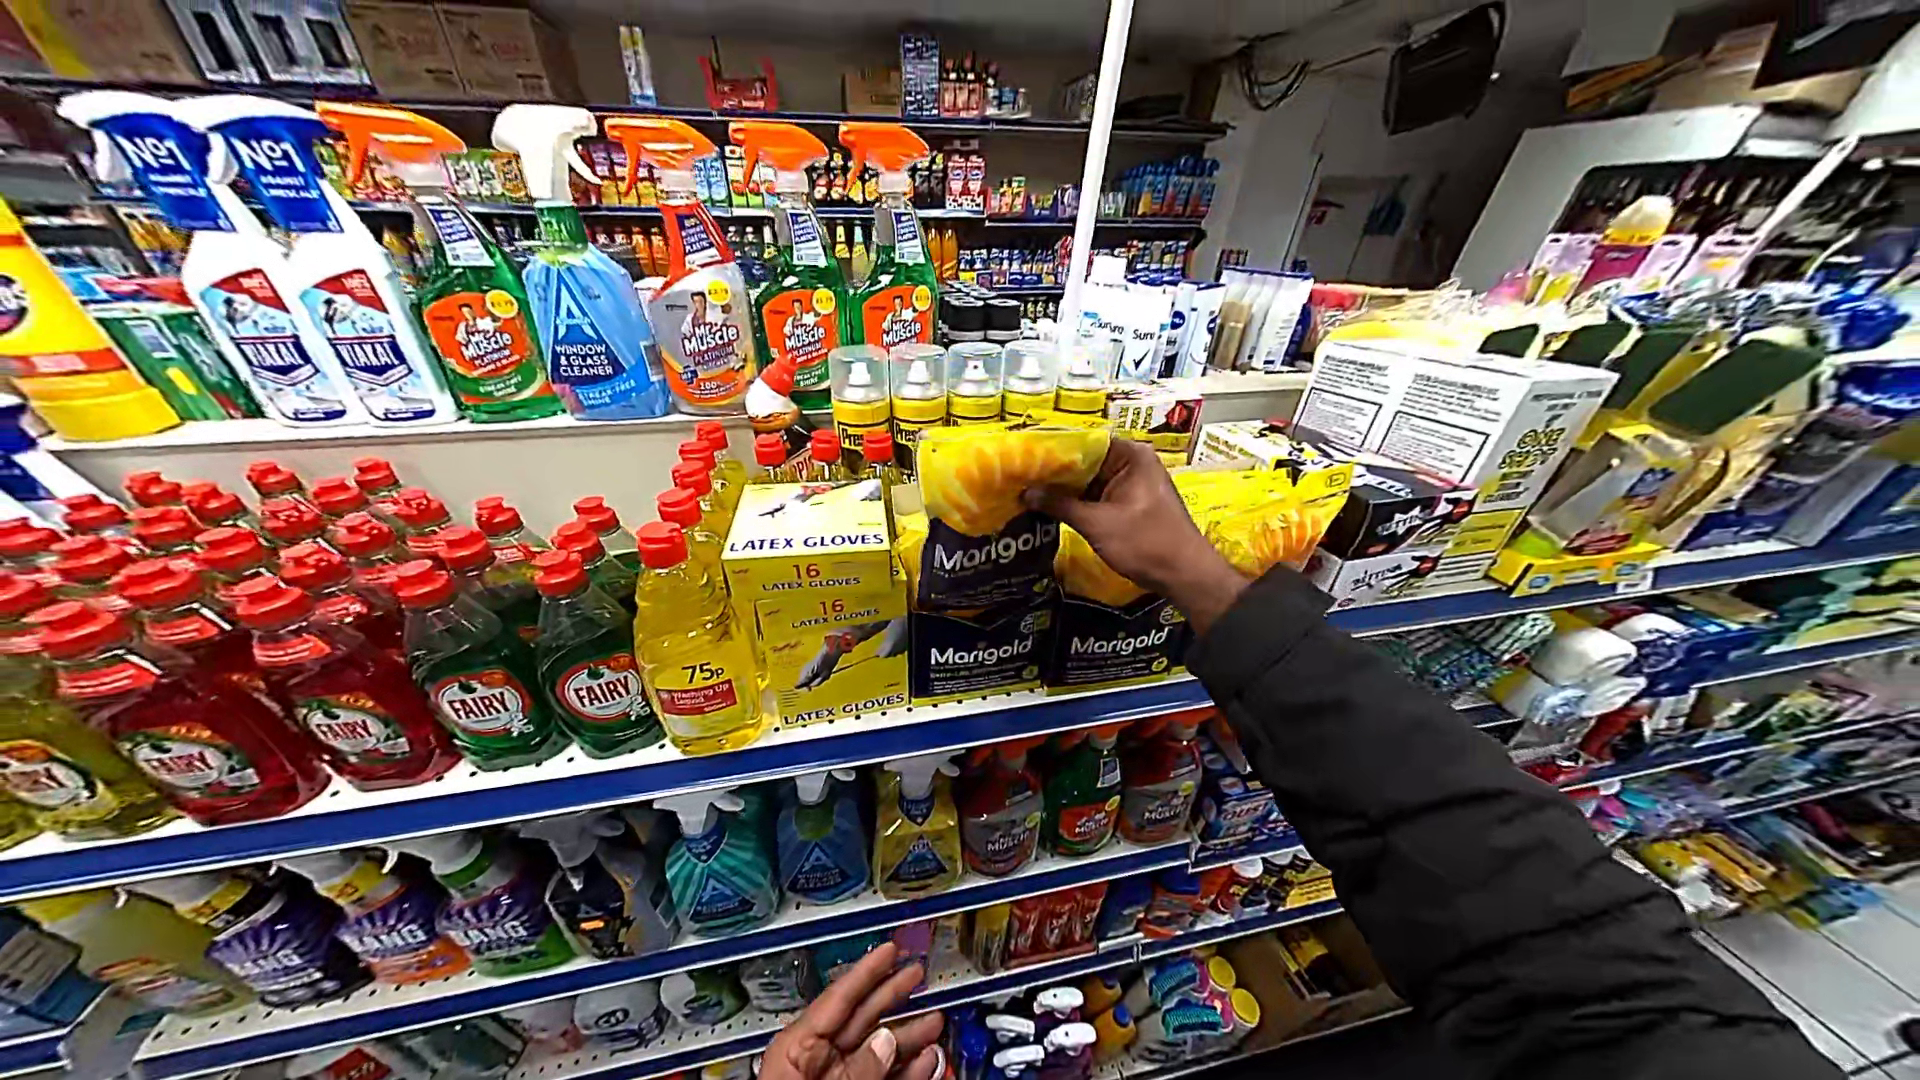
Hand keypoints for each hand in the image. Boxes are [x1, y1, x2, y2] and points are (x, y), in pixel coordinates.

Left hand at [760, 944, 944, 1079]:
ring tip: (935, 1022)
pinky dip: (907, 1073)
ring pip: (879, 1054)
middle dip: (893, 998)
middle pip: (861, 1020)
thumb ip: (855, 1071)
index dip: (867, 971)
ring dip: (909, 1038)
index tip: (890, 950)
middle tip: (918, 974)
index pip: (837, 998)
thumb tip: (885, 1041)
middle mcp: (816, 1066)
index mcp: (796, 1052)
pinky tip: (927, 1062)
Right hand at [1023, 439, 1250, 633]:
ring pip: (1090, 481)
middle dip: (1056, 472)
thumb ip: (1060, 505)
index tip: (1025, 458)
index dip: (1054, 451)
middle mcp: (1133, 464)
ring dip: (1065, 489)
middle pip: (1086, 462)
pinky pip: (1098, 497)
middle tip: (1021, 476)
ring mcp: (1132, 485)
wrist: (1184, 575)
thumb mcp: (1097, 523)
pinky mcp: (1130, 505)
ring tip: (1028, 490)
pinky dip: (1078, 503)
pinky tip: (1051, 507)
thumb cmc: (1145, 543)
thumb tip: (1026, 493)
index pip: (1085, 443)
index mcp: (1131, 456)